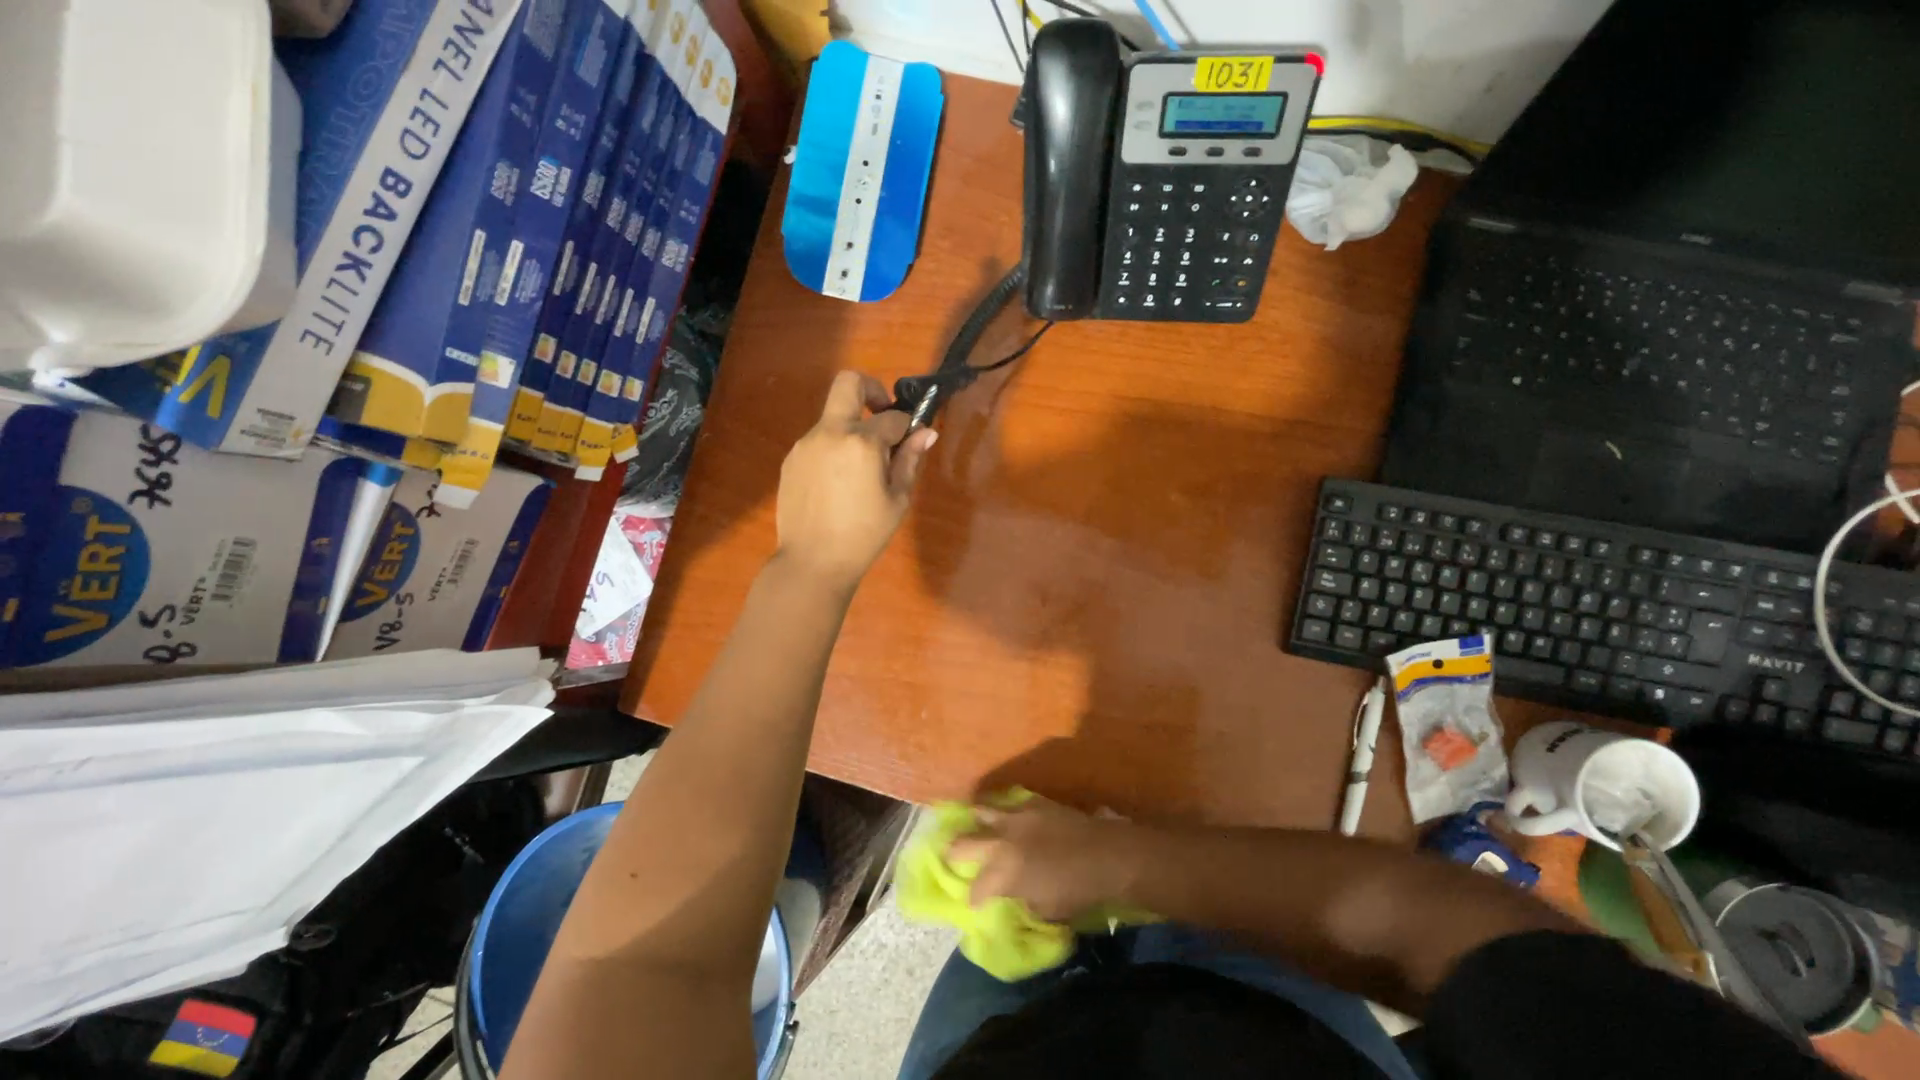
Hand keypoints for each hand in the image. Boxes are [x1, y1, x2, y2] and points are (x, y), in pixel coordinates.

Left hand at [775, 371, 938, 590]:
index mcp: (862, 443)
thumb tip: (925, 432)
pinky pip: (818, 441)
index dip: (906, 427)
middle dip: (871, 389)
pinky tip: (838, 483)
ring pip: (833, 417)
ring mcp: (806, 444)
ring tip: (860, 469)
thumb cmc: (864, 534)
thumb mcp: (897, 499)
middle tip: (882, 414)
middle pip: (849, 383)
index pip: (892, 417)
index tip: (911, 440)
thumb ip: (909, 460)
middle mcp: (830, 433)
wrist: (813, 561)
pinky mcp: (792, 458)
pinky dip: (834, 449)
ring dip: (851, 428)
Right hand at [947, 797, 1137, 922]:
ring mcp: (1017, 816)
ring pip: (980, 810)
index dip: (974, 898)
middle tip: (956, 860)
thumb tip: (1015, 893)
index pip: (976, 888)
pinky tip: (1007, 817)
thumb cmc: (1079, 890)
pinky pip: (1010, 803)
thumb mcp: (1046, 909)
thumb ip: (1022, 899)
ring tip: (974, 828)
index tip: (976, 903)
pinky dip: (1003, 811)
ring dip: (974, 823)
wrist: (1109, 855)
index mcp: (1003, 872)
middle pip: (962, 844)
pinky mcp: (1035, 802)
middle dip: (955, 855)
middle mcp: (1002, 840)